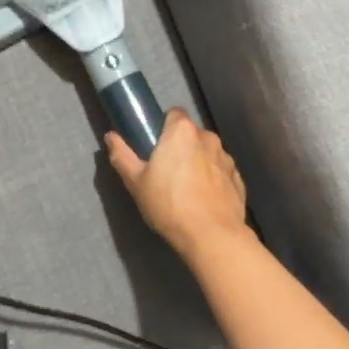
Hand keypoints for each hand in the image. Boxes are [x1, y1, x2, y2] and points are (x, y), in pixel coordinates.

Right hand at [106, 109, 252, 262]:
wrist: (211, 234)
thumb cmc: (168, 204)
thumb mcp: (136, 182)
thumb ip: (122, 156)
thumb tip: (110, 136)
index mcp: (182, 132)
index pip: (174, 113)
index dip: (163, 126)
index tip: (154, 145)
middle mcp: (208, 138)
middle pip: (191, 134)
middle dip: (180, 146)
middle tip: (165, 171)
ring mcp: (226, 158)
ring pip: (207, 153)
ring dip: (197, 162)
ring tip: (185, 189)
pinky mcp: (238, 179)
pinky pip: (219, 172)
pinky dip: (211, 180)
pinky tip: (202, 200)